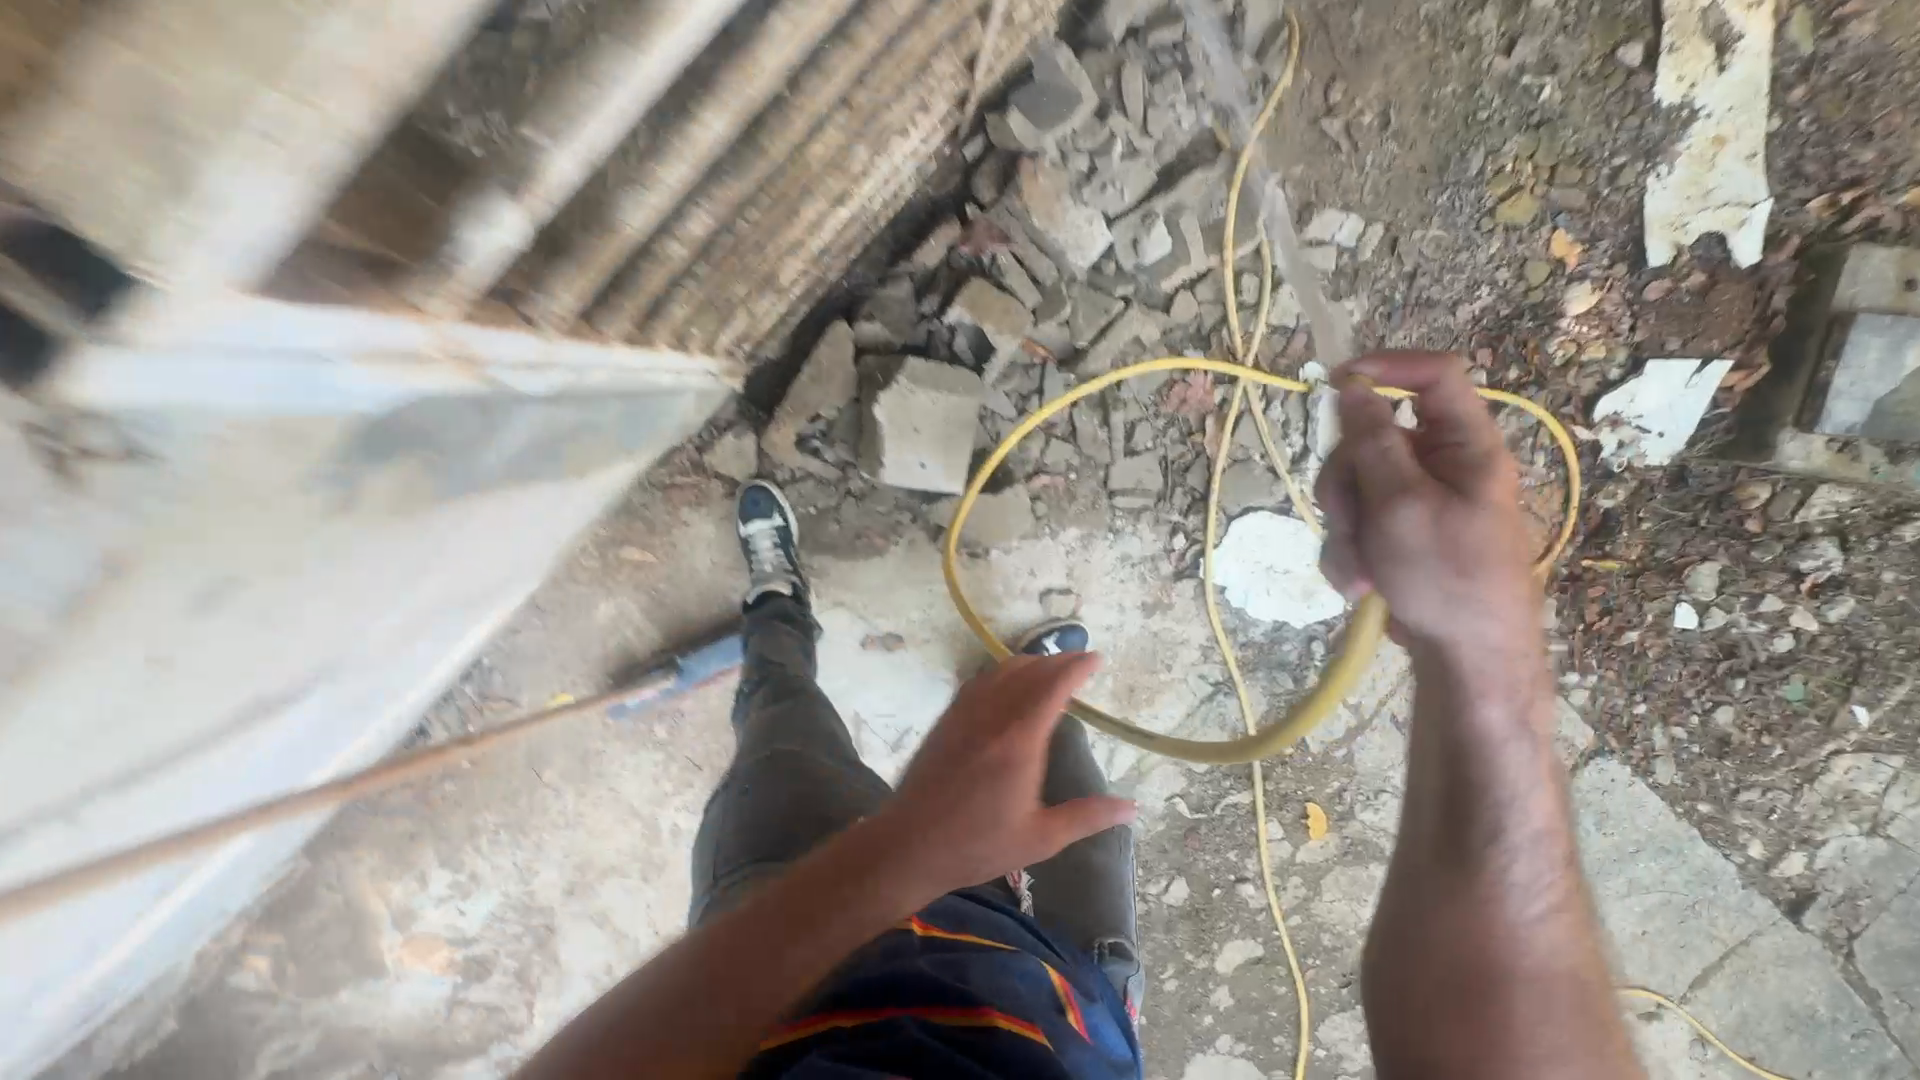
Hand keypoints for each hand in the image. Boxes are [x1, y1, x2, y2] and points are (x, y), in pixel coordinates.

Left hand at [878, 653, 1135, 897]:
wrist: (910, 844)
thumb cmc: (978, 845)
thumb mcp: (1040, 839)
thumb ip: (1087, 817)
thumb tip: (1132, 807)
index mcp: (1019, 741)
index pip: (1052, 687)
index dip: (1076, 668)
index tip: (1096, 659)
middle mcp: (991, 717)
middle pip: (1028, 672)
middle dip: (1057, 661)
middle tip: (1079, 662)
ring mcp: (964, 715)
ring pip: (1000, 671)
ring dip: (1029, 663)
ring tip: (1049, 668)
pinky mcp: (946, 720)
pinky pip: (978, 682)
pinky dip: (1001, 672)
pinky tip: (1007, 684)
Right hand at [1315, 352, 1542, 670]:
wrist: (1464, 656)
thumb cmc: (1448, 577)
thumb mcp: (1402, 505)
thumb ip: (1372, 442)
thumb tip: (1351, 386)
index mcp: (1466, 446)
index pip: (1435, 375)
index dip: (1388, 366)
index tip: (1334, 383)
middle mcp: (1443, 464)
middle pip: (1372, 437)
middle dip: (1346, 482)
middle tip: (1346, 520)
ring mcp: (1417, 499)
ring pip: (1354, 483)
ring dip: (1344, 527)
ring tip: (1358, 569)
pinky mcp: (1397, 530)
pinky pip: (1355, 520)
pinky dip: (1349, 550)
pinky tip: (1360, 582)